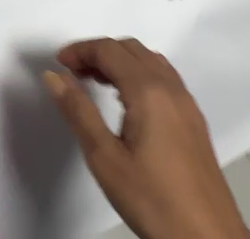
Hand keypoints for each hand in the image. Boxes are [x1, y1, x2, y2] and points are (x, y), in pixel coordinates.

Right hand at [44, 38, 249, 238]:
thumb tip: (54, 75)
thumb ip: (78, 111)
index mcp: (148, 92)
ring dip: (121, 62)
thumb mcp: (105, 158)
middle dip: (99, 52)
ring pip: (150, 62)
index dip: (80, 50)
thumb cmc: (152, 200)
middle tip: (74, 73)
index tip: (59, 66)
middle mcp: (171, 89)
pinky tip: (127, 103)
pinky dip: (140, 75)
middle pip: (131, 49)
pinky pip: (164, 79)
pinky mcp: (195, 122)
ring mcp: (188, 105)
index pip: (109, 50)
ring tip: (96, 83)